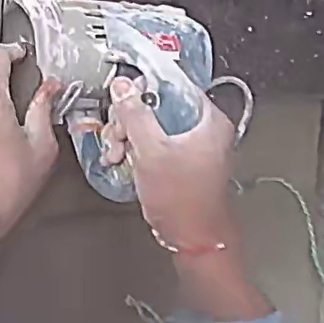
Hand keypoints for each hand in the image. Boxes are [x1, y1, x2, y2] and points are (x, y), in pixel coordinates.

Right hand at [101, 75, 237, 250]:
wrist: (193, 238)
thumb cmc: (180, 195)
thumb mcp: (151, 150)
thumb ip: (135, 114)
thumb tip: (122, 84)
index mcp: (207, 120)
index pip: (173, 84)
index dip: (144, 87)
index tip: (121, 97)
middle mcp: (203, 128)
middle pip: (157, 104)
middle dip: (128, 119)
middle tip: (117, 135)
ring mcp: (191, 144)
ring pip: (150, 123)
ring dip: (126, 135)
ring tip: (116, 153)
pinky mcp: (179, 159)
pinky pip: (151, 140)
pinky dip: (133, 147)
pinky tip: (120, 159)